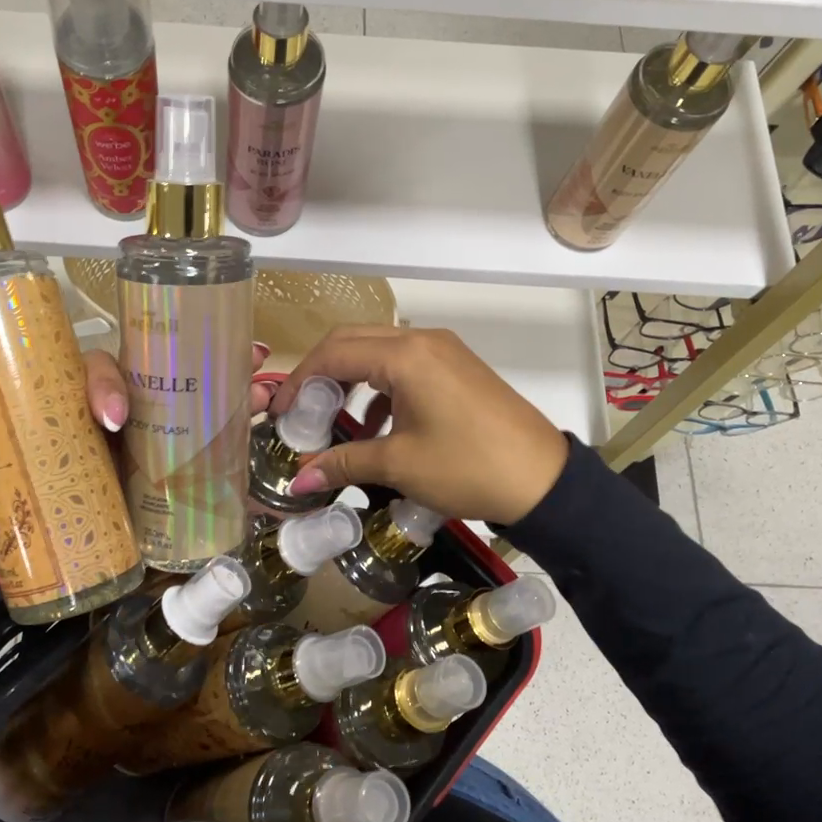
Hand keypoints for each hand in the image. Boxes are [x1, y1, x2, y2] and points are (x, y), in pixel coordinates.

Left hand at [0, 343, 275, 548]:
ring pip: (178, 407)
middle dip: (189, 371)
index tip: (109, 415)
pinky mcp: (148, 479)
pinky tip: (256, 424)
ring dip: (223, 390)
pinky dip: (223, 437)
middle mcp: (98, 410)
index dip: (106, 380)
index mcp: (57, 394)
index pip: (89, 369)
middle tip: (227, 377)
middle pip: (147, 381)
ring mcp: (129, 444)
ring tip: (261, 388)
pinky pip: (186, 452)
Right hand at [271, 326, 568, 524]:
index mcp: (404, 356)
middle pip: (352, 341)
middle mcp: (422, 341)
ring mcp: (443, 351)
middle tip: (299, 412)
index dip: (298, 381)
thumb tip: (299, 480)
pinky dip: (379, 387)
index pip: (333, 353)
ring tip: (332, 420)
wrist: (542, 480)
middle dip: (319, 374)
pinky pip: (404, 365)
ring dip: (349, 379)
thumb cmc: (467, 468)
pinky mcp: (457, 367)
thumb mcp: (399, 465)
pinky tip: (375, 426)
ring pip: (378, 351)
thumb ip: (344, 462)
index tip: (278, 413)